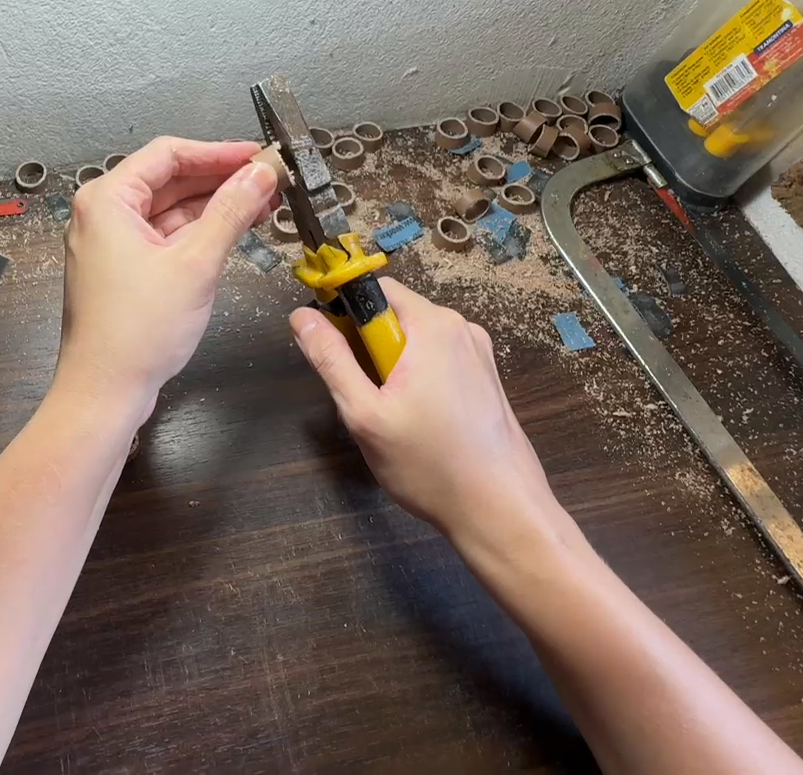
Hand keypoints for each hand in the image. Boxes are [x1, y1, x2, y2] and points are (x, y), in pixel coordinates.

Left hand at [55, 137, 276, 423]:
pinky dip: (196, 232)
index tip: (257, 156)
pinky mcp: (121, 269)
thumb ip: (230, 212)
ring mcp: (110, 243)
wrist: (105, 391)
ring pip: (168, 209)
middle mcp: (102, 214)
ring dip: (211, 206)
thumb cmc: (138, 331)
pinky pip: (162, 236)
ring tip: (259, 203)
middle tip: (266, 179)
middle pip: (168, 180)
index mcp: (107, 200)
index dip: (217, 152)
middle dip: (218, 179)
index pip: (168, 154)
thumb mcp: (195, 263)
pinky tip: (230, 231)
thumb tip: (259, 174)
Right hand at [289, 278, 573, 564]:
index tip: (330, 349)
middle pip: (394, 314)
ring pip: (414, 339)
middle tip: (360, 394)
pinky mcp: (485, 376)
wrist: (501, 513)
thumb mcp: (364, 413)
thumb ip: (330, 359)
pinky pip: (436, 358)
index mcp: (432, 325)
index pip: (374, 289)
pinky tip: (416, 420)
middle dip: (366, 346)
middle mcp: (459, 327)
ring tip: (388, 414)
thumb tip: (301, 316)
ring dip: (390, 364)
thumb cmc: (428, 463)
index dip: (343, 311)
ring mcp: (478, 352)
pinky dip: (416, 376)